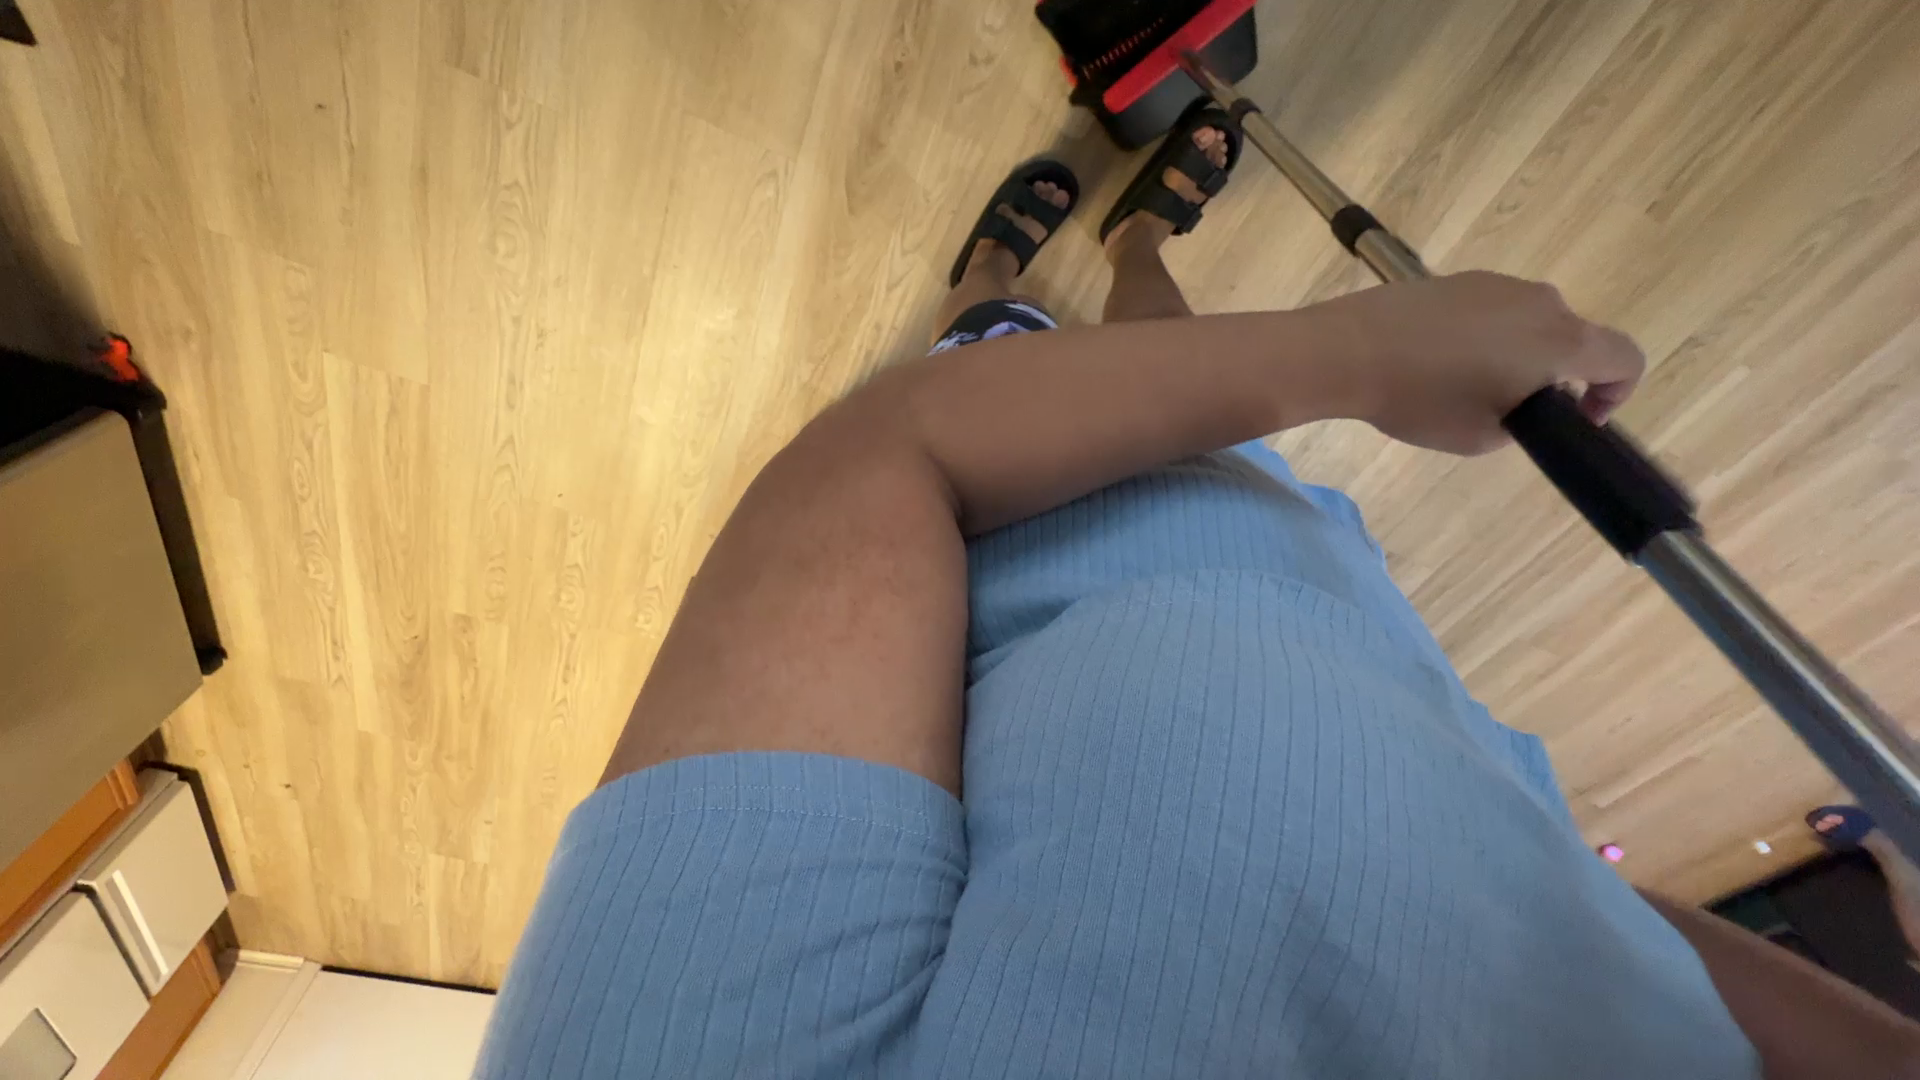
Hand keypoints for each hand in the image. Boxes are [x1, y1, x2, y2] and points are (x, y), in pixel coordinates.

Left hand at [1317, 270, 1646, 454]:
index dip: (1615, 394)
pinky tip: (1431, 362)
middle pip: (1571, 340)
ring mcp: (1496, 284)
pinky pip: (1485, 313)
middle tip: (1505, 409)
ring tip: (1459, 388)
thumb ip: (1521, 423)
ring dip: (1512, 356)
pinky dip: (1476, 339)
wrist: (1347, 351)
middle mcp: (1541, 302)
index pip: (1624, 359)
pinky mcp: (1454, 280)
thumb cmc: (1419, 400)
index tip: (1579, 418)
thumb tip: (1521, 403)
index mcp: (1562, 340)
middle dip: (1551, 377)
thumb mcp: (1479, 436)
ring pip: (1525, 325)